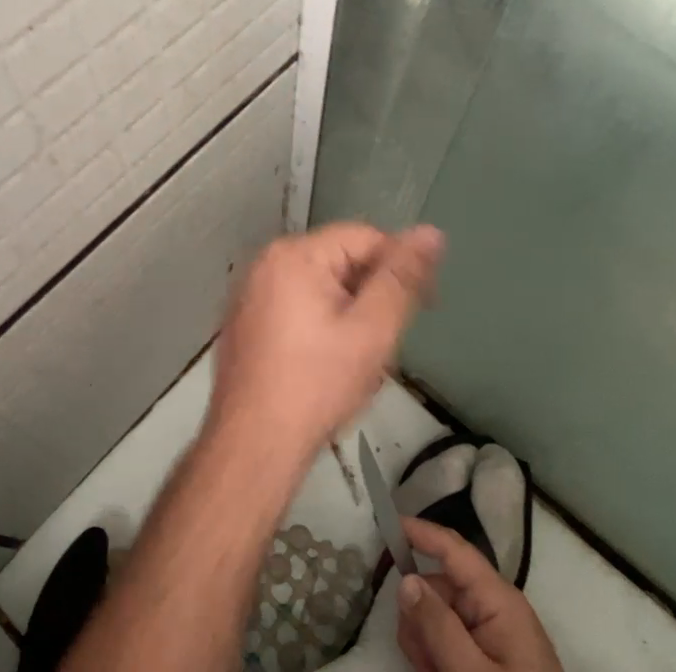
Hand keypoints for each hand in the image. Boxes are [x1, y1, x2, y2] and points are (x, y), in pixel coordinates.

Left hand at [208, 222, 444, 457]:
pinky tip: (325, 368)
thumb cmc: (317, 385)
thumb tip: (431, 232)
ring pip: (321, 289)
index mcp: (294, 254)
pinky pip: (296, 308)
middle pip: (341, 261)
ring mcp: (250, 294)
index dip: (400, 269)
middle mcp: (265, 263)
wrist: (254, 444)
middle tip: (384, 345)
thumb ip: (402, 278)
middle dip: (371, 297)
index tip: (422, 308)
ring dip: (349, 316)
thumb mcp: (372, 330)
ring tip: (356, 362)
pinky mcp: (244, 323)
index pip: (366, 238)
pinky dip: (319, 328)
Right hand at [397, 518, 563, 671]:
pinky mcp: (484, 651)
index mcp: (497, 599)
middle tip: (423, 660)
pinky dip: (435, 657)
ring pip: (434, 615)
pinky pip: (445, 639)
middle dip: (419, 618)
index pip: (454, 549)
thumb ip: (438, 627)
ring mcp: (488, 630)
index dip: (420, 531)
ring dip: (425, 644)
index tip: (384, 523)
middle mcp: (492, 606)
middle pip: (436, 587)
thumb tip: (406, 579)